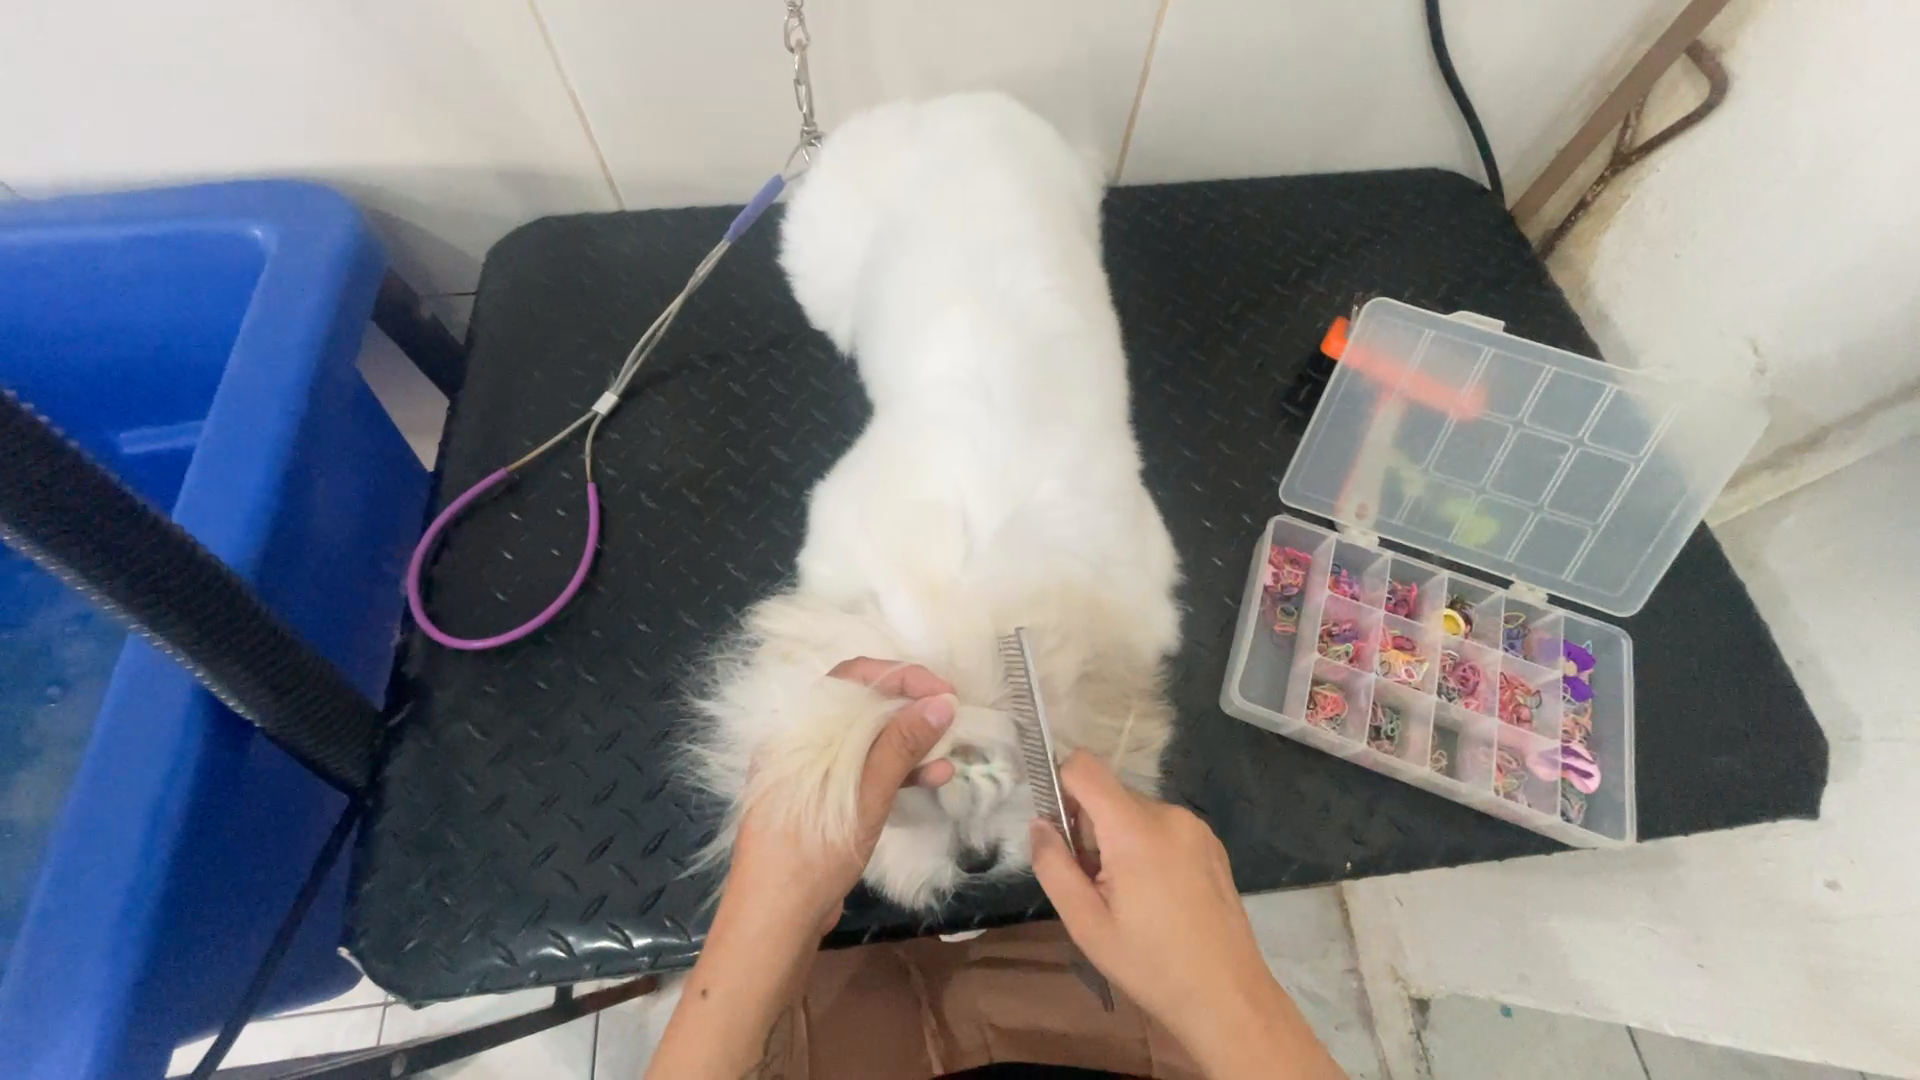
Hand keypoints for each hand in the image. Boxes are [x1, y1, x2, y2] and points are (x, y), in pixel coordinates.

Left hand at [721, 657, 957, 935]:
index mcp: (797, 726)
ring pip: (867, 739)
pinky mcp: (824, 797)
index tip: (945, 692)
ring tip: (949, 754)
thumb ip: (902, 743)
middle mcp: (801, 740)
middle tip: (952, 718)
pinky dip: (896, 770)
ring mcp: (812, 770)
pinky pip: (864, 768)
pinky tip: (932, 778)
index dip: (903, 676)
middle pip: (863, 705)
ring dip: (909, 742)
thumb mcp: (865, 795)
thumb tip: (943, 700)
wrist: (773, 925)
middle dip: (911, 708)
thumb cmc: (813, 853)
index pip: (854, 676)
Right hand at [1030, 753, 1344, 1078]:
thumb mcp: (1086, 924)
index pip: (1084, 766)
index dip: (1061, 786)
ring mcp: (1194, 826)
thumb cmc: (1151, 965)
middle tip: (1097, 884)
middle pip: (1108, 793)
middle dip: (1091, 827)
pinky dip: (1147, 845)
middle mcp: (1168, 813)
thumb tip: (1039, 823)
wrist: (1230, 999)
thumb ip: (1053, 865)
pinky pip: (1161, 825)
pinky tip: (1159, 894)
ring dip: (1119, 838)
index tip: (1061, 832)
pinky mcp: (1211, 842)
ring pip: (1134, 811)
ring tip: (1131, 895)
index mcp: (1134, 828)